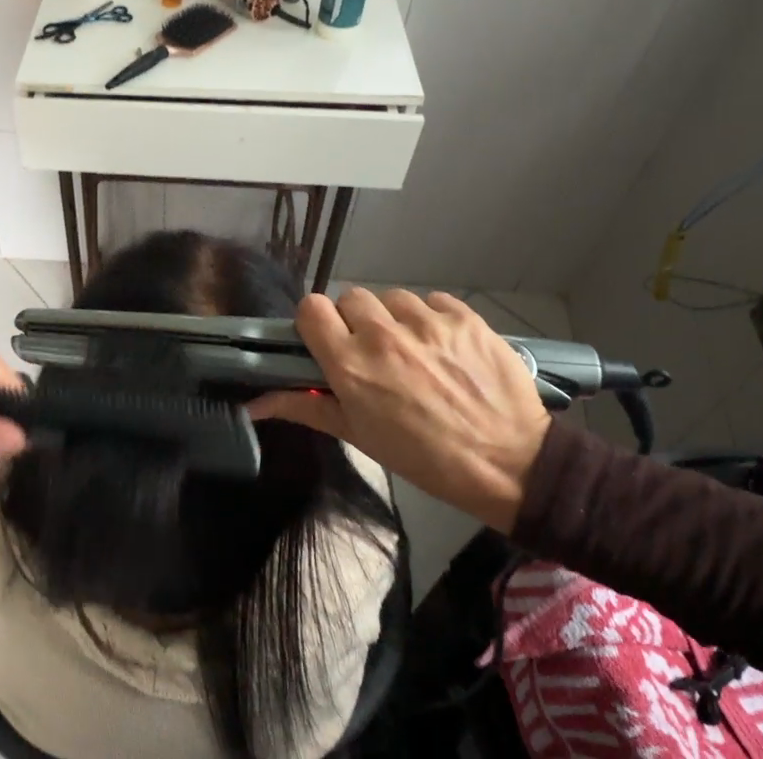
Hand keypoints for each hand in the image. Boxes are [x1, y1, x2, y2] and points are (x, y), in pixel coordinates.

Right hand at [249, 288, 550, 531]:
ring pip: (392, 298)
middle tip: (373, 354)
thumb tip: (253, 405)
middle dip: (356, 321)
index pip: (311, 308)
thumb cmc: (424, 458)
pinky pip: (432, 301)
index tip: (327, 341)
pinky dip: (431, 319)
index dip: (316, 322)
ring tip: (413, 352)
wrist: (509, 463)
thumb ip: (305, 406)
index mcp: (350, 365)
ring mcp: (426, 322)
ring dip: (395, 319)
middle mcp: (383, 335)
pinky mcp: (464, 317)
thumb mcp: (359, 436)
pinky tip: (443, 348)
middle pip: (351, 298)